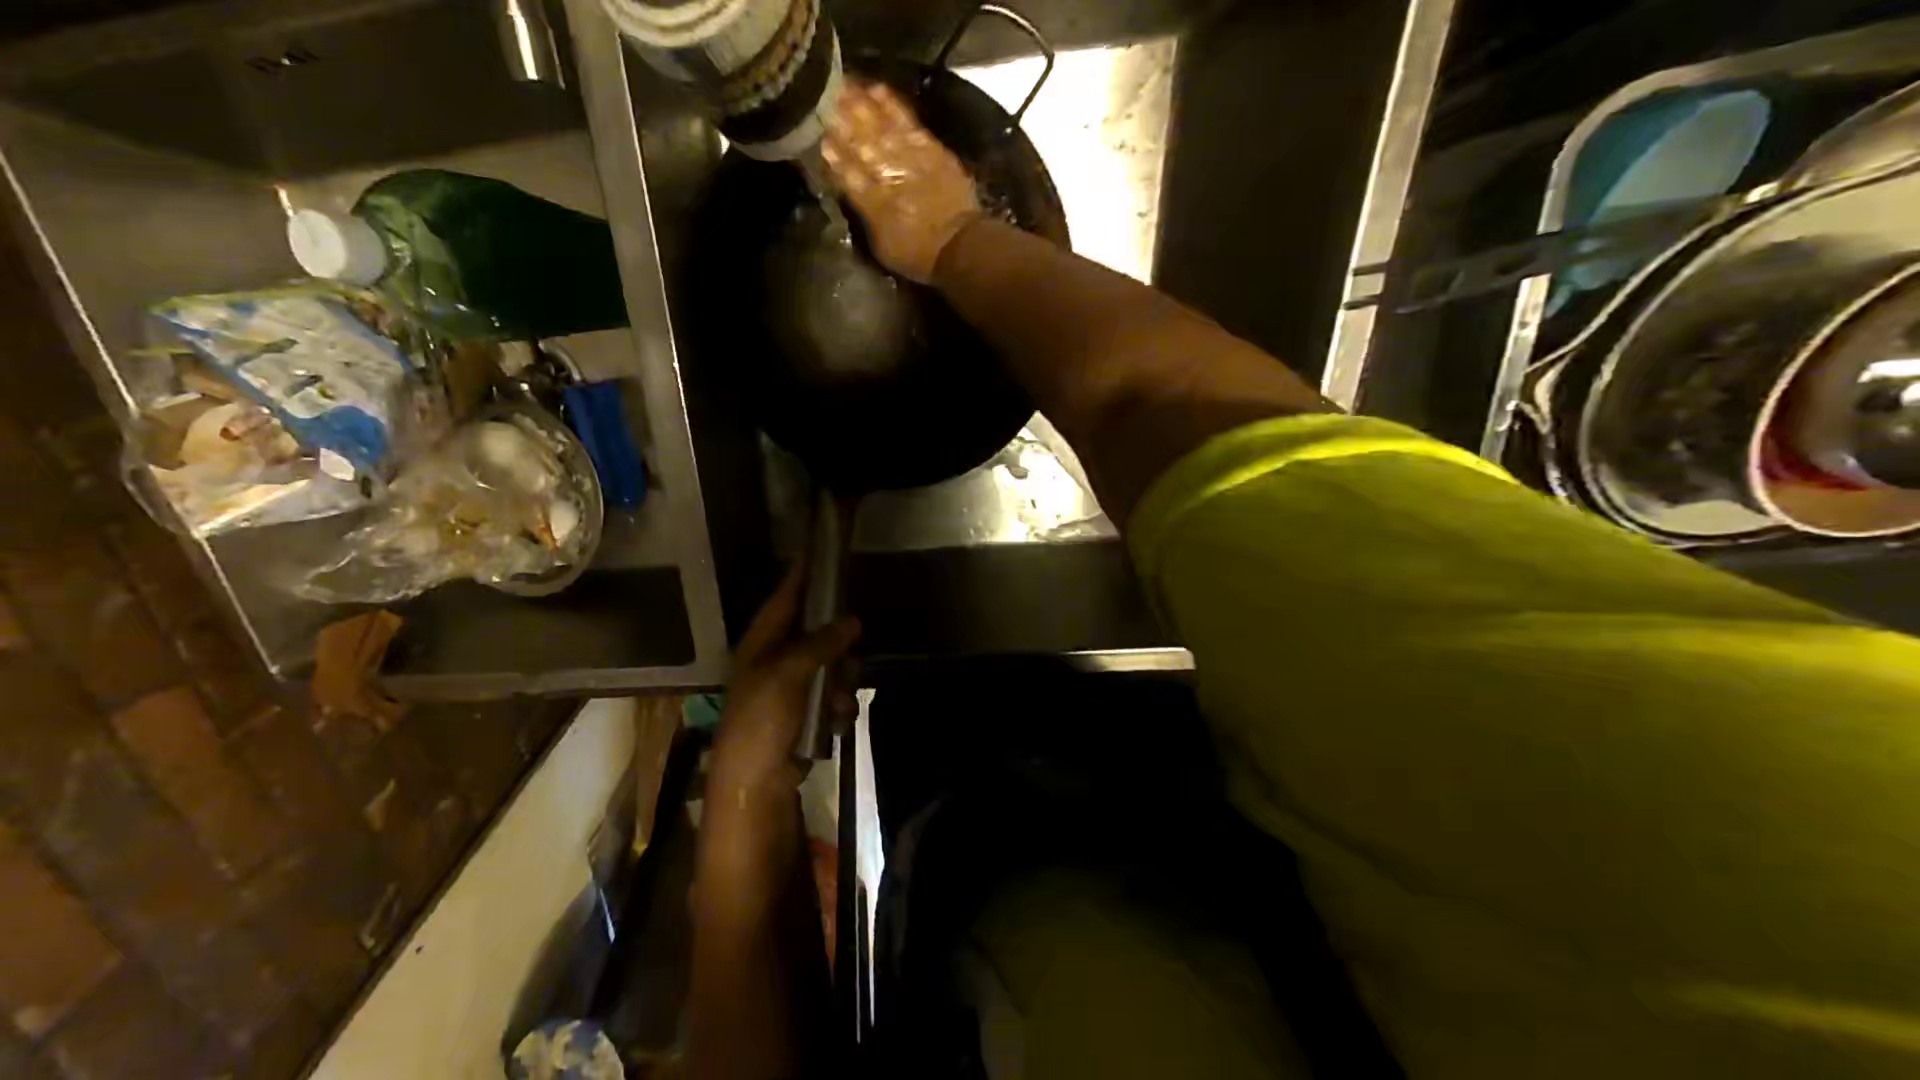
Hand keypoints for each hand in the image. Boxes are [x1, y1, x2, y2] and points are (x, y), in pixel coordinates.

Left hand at [709, 560, 860, 804]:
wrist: (754, 780)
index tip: (817, 553)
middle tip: (850, 656)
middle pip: (816, 635)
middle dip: (837, 649)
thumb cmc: (762, 718)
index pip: (783, 600)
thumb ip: (821, 643)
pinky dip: (837, 708)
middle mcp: (774, 661)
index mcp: (760, 644)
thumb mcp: (789, 673)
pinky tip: (835, 722)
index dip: (800, 578)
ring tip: (837, 703)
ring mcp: (789, 689)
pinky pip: (832, 698)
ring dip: (840, 685)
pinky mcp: (802, 714)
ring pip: (831, 668)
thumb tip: (852, 620)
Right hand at [822, 80, 982, 283]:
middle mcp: (887, 177)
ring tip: (844, 86)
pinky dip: (892, 106)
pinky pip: (908, 123)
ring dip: (860, 106)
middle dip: (840, 120)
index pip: (846, 174)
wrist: (961, 247)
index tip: (818, 137)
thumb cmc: (920, 255)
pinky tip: (878, 89)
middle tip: (823, 97)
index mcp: (872, 204)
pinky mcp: (931, 150)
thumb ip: (865, 218)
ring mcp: (910, 160)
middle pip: (859, 144)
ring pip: (880, 128)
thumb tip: (850, 194)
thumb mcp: (883, 248)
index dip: (831, 155)